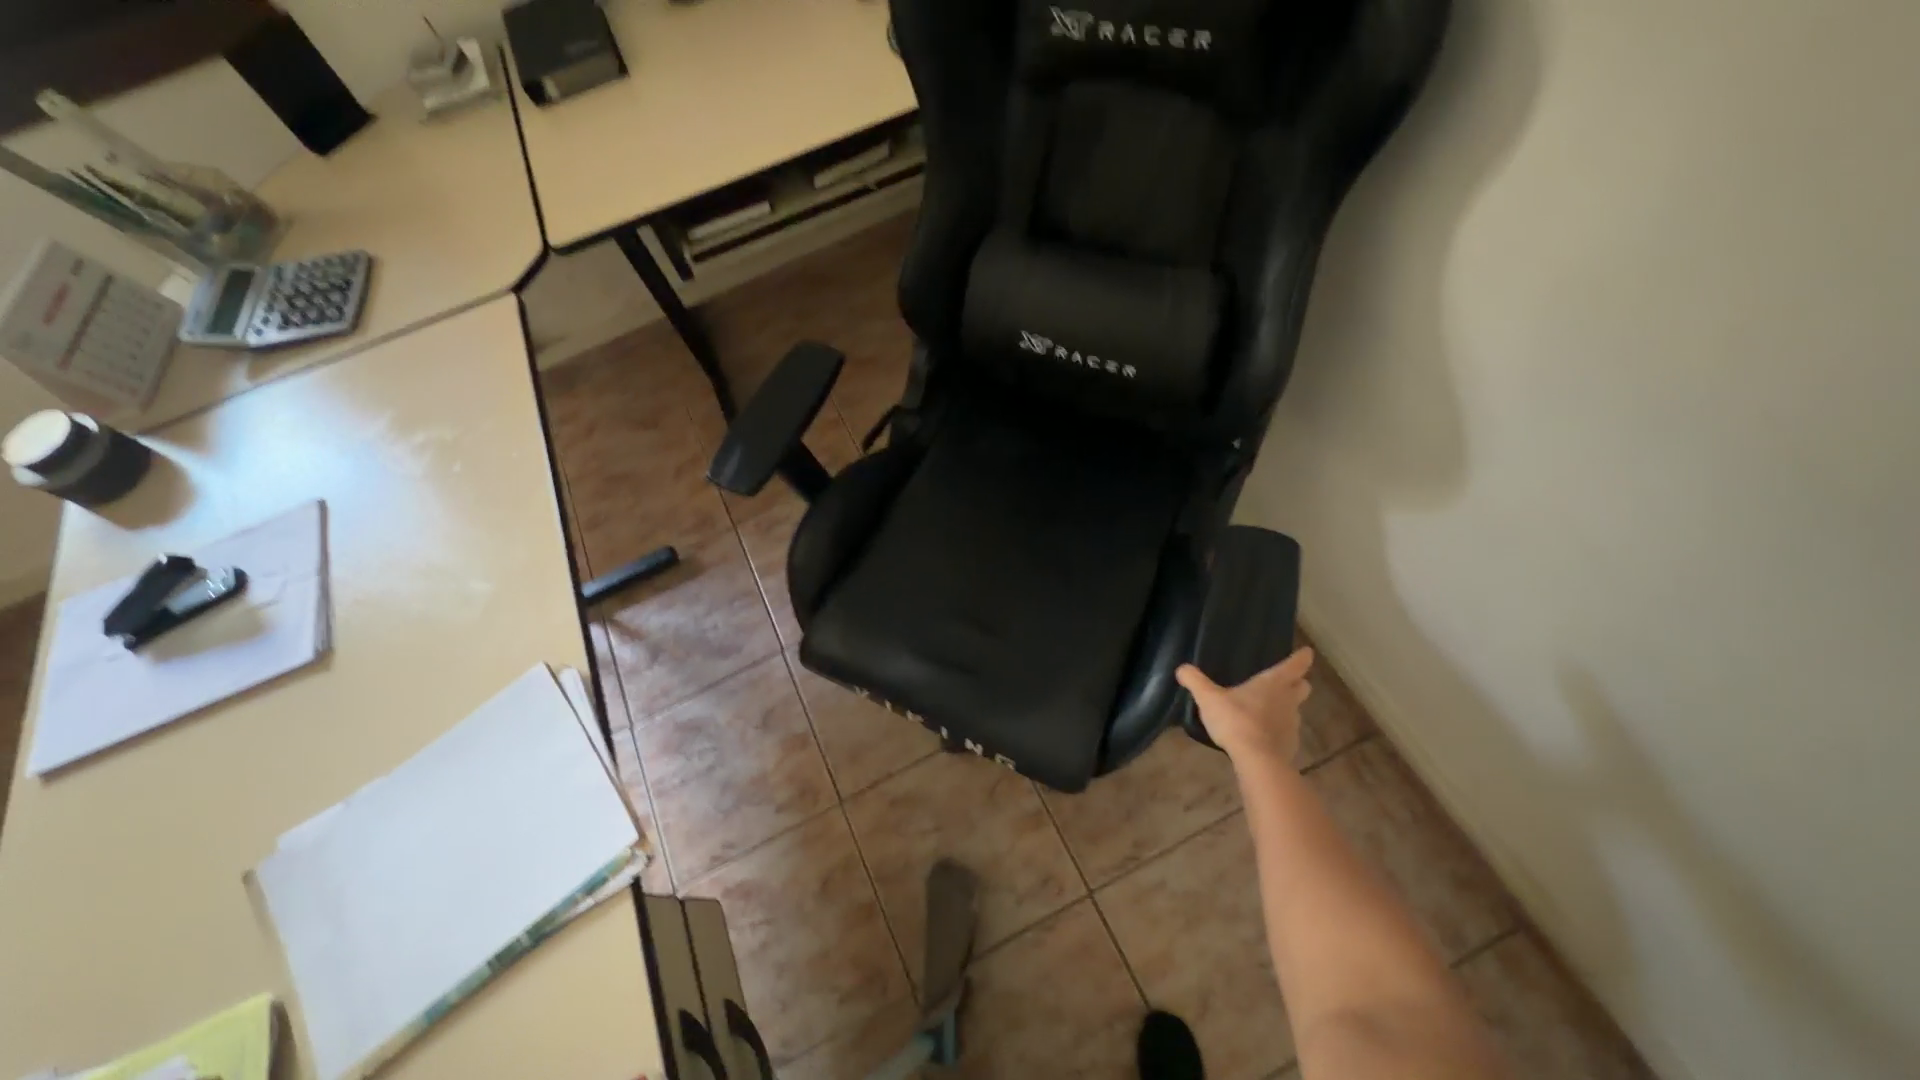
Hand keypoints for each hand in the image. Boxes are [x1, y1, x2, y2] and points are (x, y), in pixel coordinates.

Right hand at [1176, 647, 1314, 767]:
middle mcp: (1288, 700)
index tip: (1306, 652)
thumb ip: (1195, 681)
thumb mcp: (1209, 699)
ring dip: (1286, 708)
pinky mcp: (1291, 744)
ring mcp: (1293, 723)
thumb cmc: (1236, 721)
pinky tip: (1263, 736)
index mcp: (1273, 683)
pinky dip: (1279, 731)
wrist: (1257, 760)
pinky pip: (1287, 732)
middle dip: (1297, 683)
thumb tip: (1182, 668)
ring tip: (1266, 712)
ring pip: (1295, 710)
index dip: (1301, 657)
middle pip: (1303, 686)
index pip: (1295, 664)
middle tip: (1284, 684)